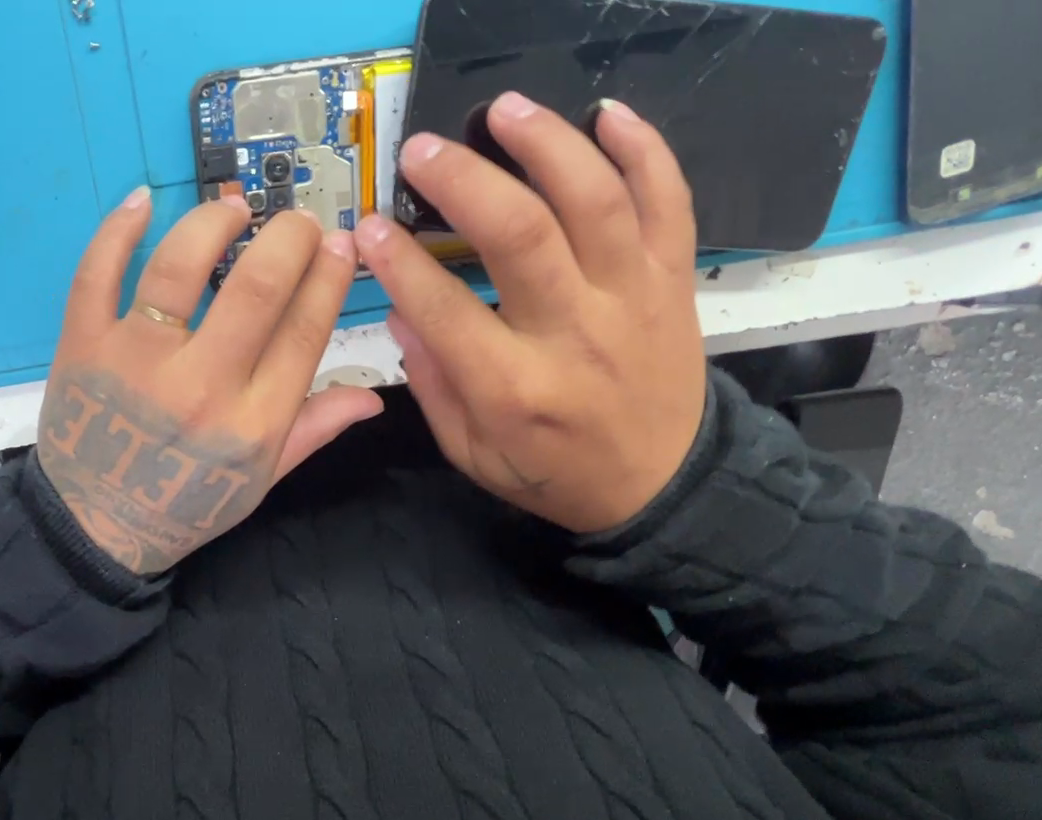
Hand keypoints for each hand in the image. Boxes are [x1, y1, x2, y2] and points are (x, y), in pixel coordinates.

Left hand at [37, 188, 383, 573]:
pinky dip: (118, 231)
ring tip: (234, 208)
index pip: (305, 329)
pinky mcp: (84, 346)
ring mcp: (137, 360)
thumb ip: (314, 430)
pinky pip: (97, 274)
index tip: (338, 245)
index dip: (329, 276)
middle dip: (289, 238)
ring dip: (214, 221)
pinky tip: (142, 200)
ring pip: (181, 265)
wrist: (97, 529)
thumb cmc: (187, 505)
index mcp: (253, 421)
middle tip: (296, 222)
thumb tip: (375, 396)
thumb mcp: (260, 481)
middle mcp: (201, 385)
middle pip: (257, 286)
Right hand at [356, 94, 708, 532]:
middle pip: (520, 233)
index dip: (399, 263)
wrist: (661, 486)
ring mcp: (631, 299)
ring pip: (594, 200)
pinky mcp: (672, 281)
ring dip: (546, 143)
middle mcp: (574, 334)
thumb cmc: (555, 474)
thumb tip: (401, 314)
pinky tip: (606, 115)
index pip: (444, 310)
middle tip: (422, 151)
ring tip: (502, 110)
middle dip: (463, 181)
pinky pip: (668, 201)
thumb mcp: (474, 456)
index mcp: (514, 389)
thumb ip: (434, 388)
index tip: (369, 228)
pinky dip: (644, 149)